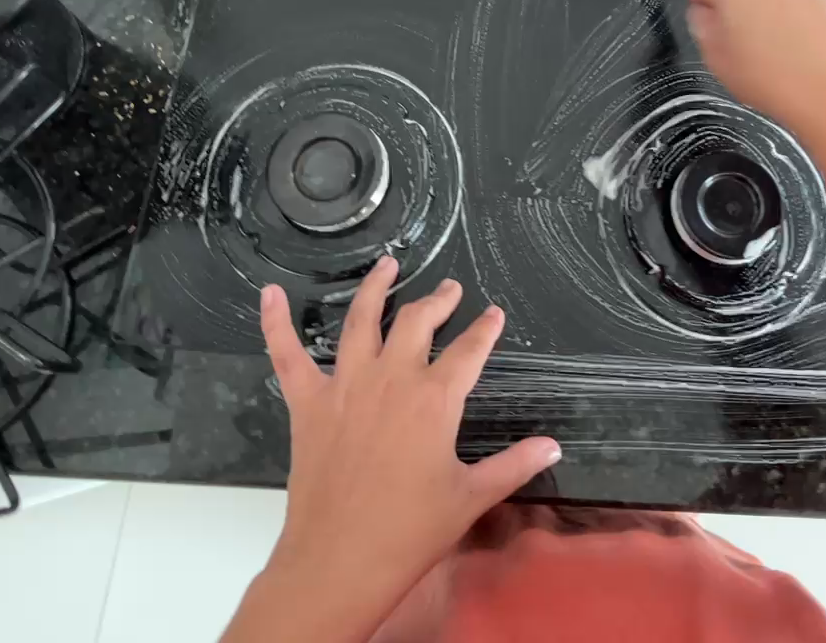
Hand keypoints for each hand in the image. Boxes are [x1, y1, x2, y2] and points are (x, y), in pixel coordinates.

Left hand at [233, 257, 559, 641]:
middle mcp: (392, 378)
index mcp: (434, 399)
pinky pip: (287, 355)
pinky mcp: (308, 402)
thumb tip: (554, 445)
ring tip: (388, 264)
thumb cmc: (410, 531)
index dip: (485, 329)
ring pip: (361, 321)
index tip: (493, 313)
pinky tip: (271, 293)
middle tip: (450, 289)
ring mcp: (346, 385)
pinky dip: (277, 322)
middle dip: (439, 300)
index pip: (469, 350)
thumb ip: (515, 465)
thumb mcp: (472, 497)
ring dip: (376, 288)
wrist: (339, 561)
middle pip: (418, 322)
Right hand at [684, 0, 825, 131]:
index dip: (699, 0)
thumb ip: (702, 27)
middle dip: (734, 3)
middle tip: (735, 39)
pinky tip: (794, 48)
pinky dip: (794, 15)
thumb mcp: (716, 60)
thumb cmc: (778, 79)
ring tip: (769, 49)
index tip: (703, 16)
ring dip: (765, 8)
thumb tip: (704, 18)